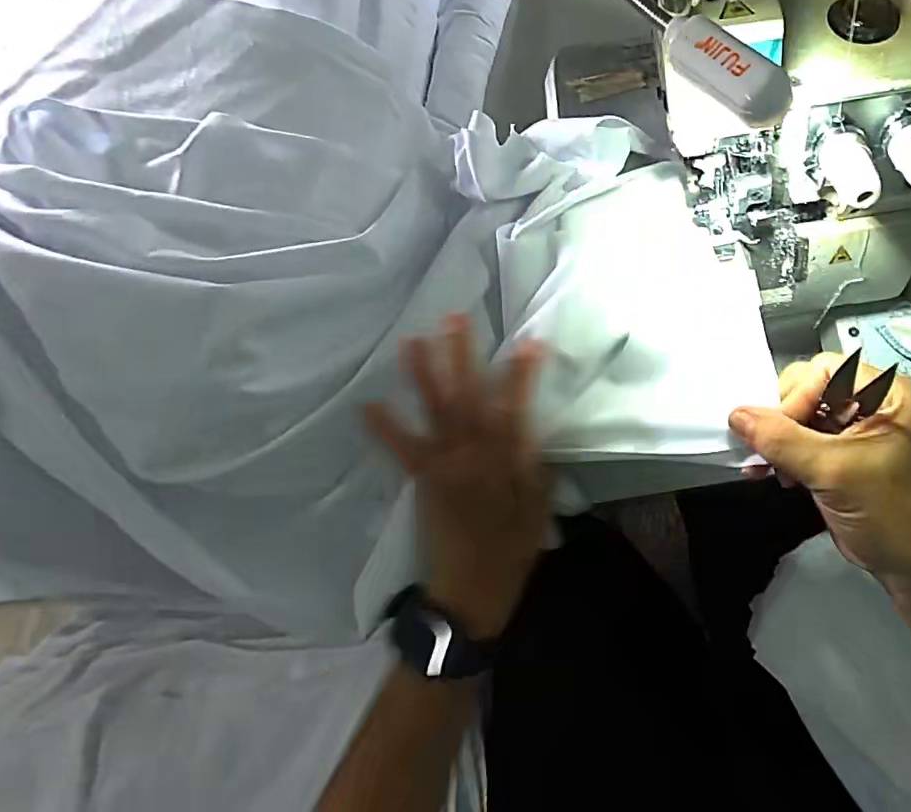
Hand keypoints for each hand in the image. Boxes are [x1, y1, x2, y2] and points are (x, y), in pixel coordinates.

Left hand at [364, 315, 547, 639]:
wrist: (471, 591)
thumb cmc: (514, 548)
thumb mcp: (540, 505)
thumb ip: (536, 464)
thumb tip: (531, 428)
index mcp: (507, 461)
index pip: (515, 407)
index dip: (522, 374)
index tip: (530, 341)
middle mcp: (472, 455)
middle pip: (468, 397)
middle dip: (462, 355)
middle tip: (456, 318)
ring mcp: (442, 466)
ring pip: (434, 412)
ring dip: (423, 375)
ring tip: (414, 340)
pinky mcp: (422, 480)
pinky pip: (401, 449)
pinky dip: (384, 427)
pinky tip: (369, 403)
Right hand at [729, 353, 910, 595]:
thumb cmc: (896, 517)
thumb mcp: (835, 472)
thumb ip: (784, 440)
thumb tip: (741, 416)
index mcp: (888, 394)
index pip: (827, 369)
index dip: (799, 395)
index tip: (781, 429)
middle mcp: (873, 403)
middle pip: (810, 388)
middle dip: (784, 418)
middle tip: (771, 447)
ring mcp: (855, 428)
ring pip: (801, 413)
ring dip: (778, 438)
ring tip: (768, 464)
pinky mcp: (839, 452)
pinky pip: (800, 438)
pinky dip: (782, 453)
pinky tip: (770, 469)